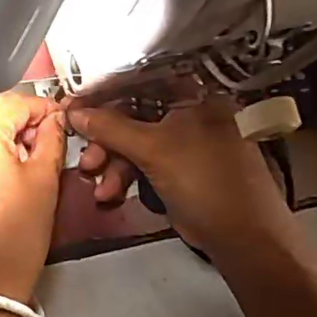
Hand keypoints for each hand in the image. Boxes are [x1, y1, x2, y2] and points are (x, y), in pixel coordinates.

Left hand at [0, 93, 65, 302]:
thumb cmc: (13, 240)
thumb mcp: (44, 182)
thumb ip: (51, 139)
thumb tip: (54, 120)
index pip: (14, 103)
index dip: (43, 108)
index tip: (59, 119)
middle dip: (20, 119)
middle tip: (46, 138)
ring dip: (2, 131)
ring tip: (26, 157)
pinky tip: (5, 168)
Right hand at [68, 96, 294, 255]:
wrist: (241, 234)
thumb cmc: (207, 181)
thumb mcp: (154, 149)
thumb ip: (111, 128)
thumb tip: (75, 113)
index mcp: (194, 95)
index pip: (141, 81)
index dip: (106, 93)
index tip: (76, 107)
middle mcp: (189, 113)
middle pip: (133, 115)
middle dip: (106, 141)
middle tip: (87, 160)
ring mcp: (183, 144)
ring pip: (134, 144)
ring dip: (112, 165)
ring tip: (100, 187)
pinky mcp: (177, 170)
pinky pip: (142, 164)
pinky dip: (124, 177)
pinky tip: (110, 194)